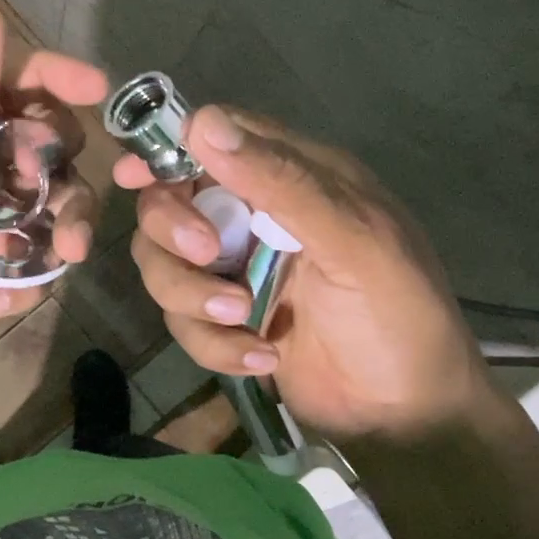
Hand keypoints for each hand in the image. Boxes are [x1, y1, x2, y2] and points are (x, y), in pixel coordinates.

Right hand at [117, 105, 495, 446]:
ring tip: (244, 320)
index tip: (134, 177)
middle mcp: (254, 218)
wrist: (404, 416)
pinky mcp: (224, 322)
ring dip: (191, 295)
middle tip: (207, 257)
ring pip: (163, 265)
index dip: (168, 151)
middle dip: (173, 232)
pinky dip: (214, 344)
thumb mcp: (352, 242)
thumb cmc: (399, 316)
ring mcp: (235, 272)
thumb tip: (204, 122)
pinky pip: (182, 321)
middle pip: (170, 204)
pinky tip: (262, 357)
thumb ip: (282, 183)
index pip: (217, 141)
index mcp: (295, 179)